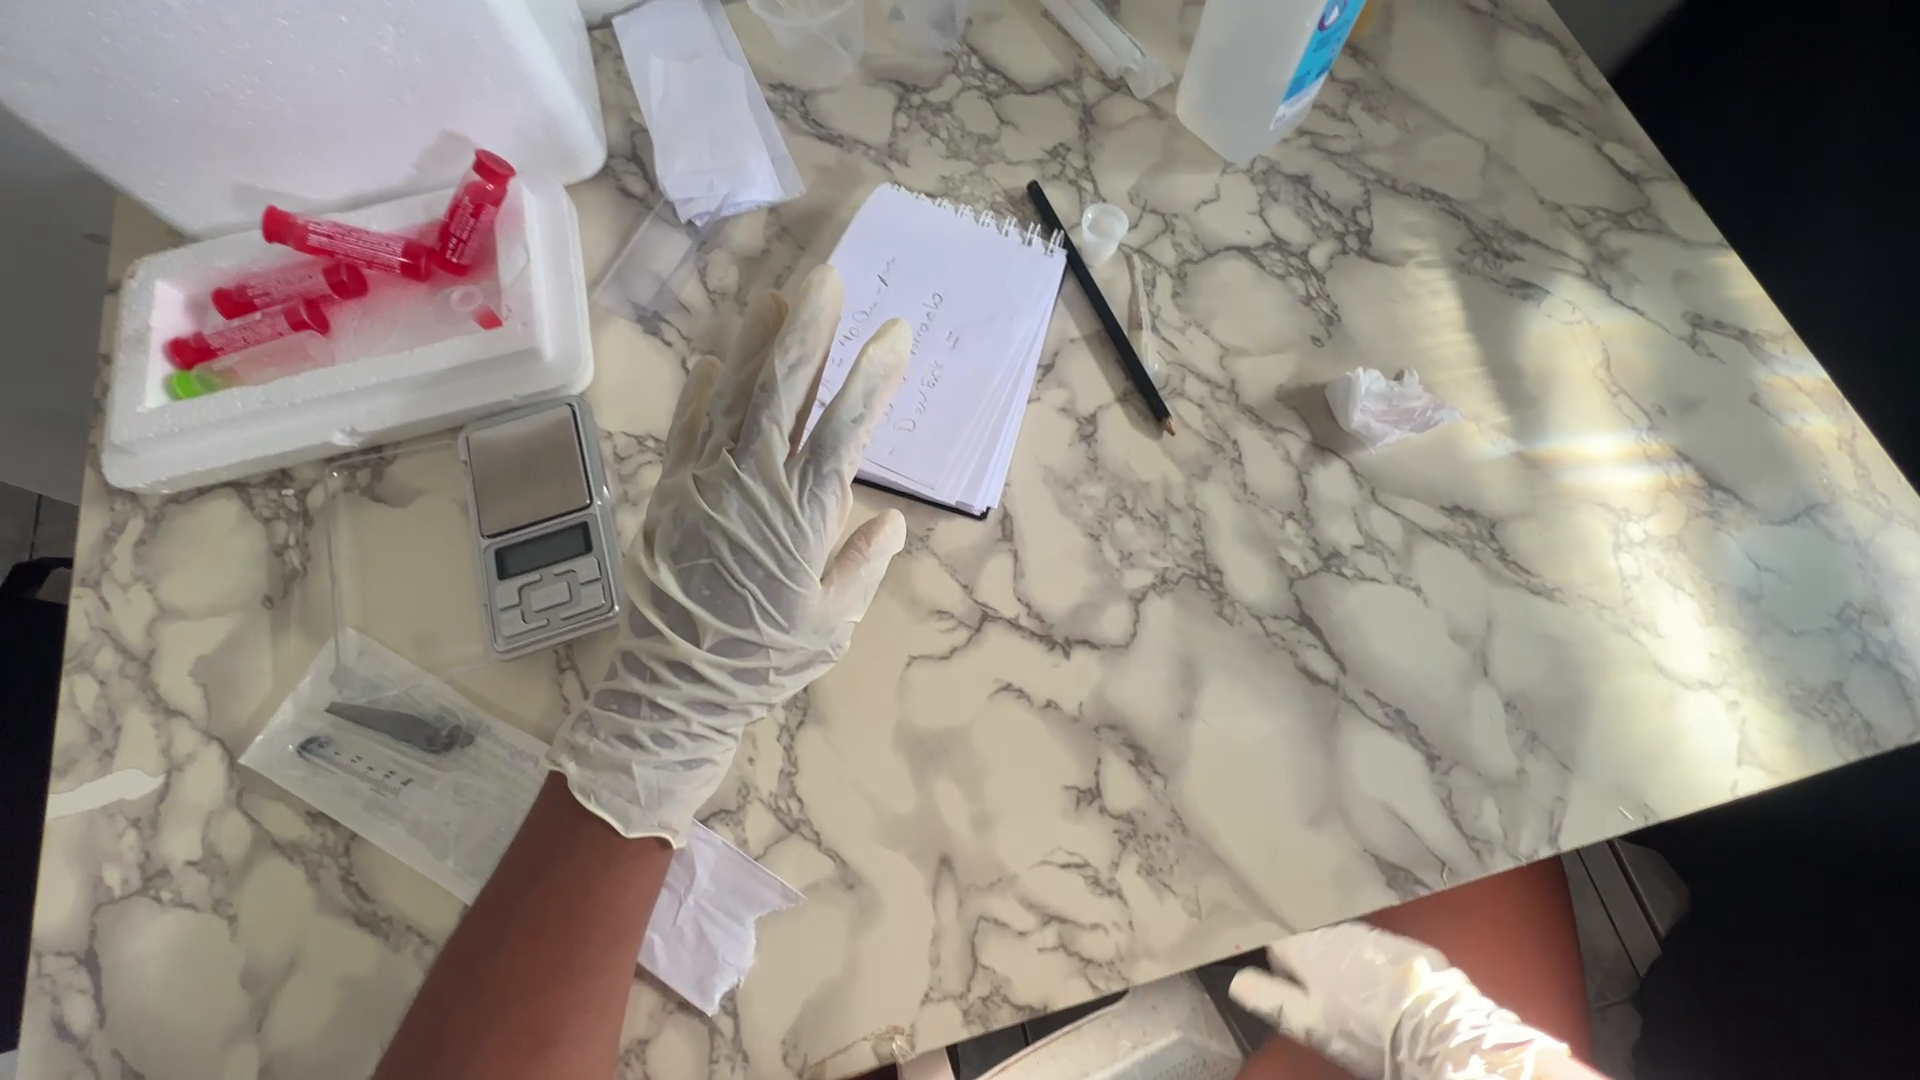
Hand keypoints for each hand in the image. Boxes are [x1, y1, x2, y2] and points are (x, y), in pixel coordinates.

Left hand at [549, 266, 911, 844]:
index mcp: (803, 518)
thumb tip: (890, 523)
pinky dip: (702, 393)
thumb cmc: (764, 660)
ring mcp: (706, 484)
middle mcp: (754, 486)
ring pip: (735, 400)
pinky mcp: (672, 492)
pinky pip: (688, 431)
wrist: (676, 687)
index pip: (844, 432)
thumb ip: (862, 567)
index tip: (896, 336)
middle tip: (829, 280)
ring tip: (779, 298)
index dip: (871, 381)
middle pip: (784, 396)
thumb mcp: (830, 624)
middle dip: (809, 333)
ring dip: (759, 346)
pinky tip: (716, 360)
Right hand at [1229, 923, 1570, 1079]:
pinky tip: (1388, 995)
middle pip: (1312, 941)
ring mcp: (1375, 935)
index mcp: (1308, 946)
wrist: (1440, 1031)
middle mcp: (1337, 930)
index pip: (1276, 942)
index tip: (1290, 990)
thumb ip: (1270, 998)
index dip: (1279, 967)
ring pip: (1346, 945)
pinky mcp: (1408, 947)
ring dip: (1345, 965)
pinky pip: (1378, 951)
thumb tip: (1234, 979)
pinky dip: (1375, 968)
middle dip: (1314, 965)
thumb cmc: (1364, 1030)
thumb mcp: (1311, 1024)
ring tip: (1359, 1000)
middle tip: (1326, 1001)